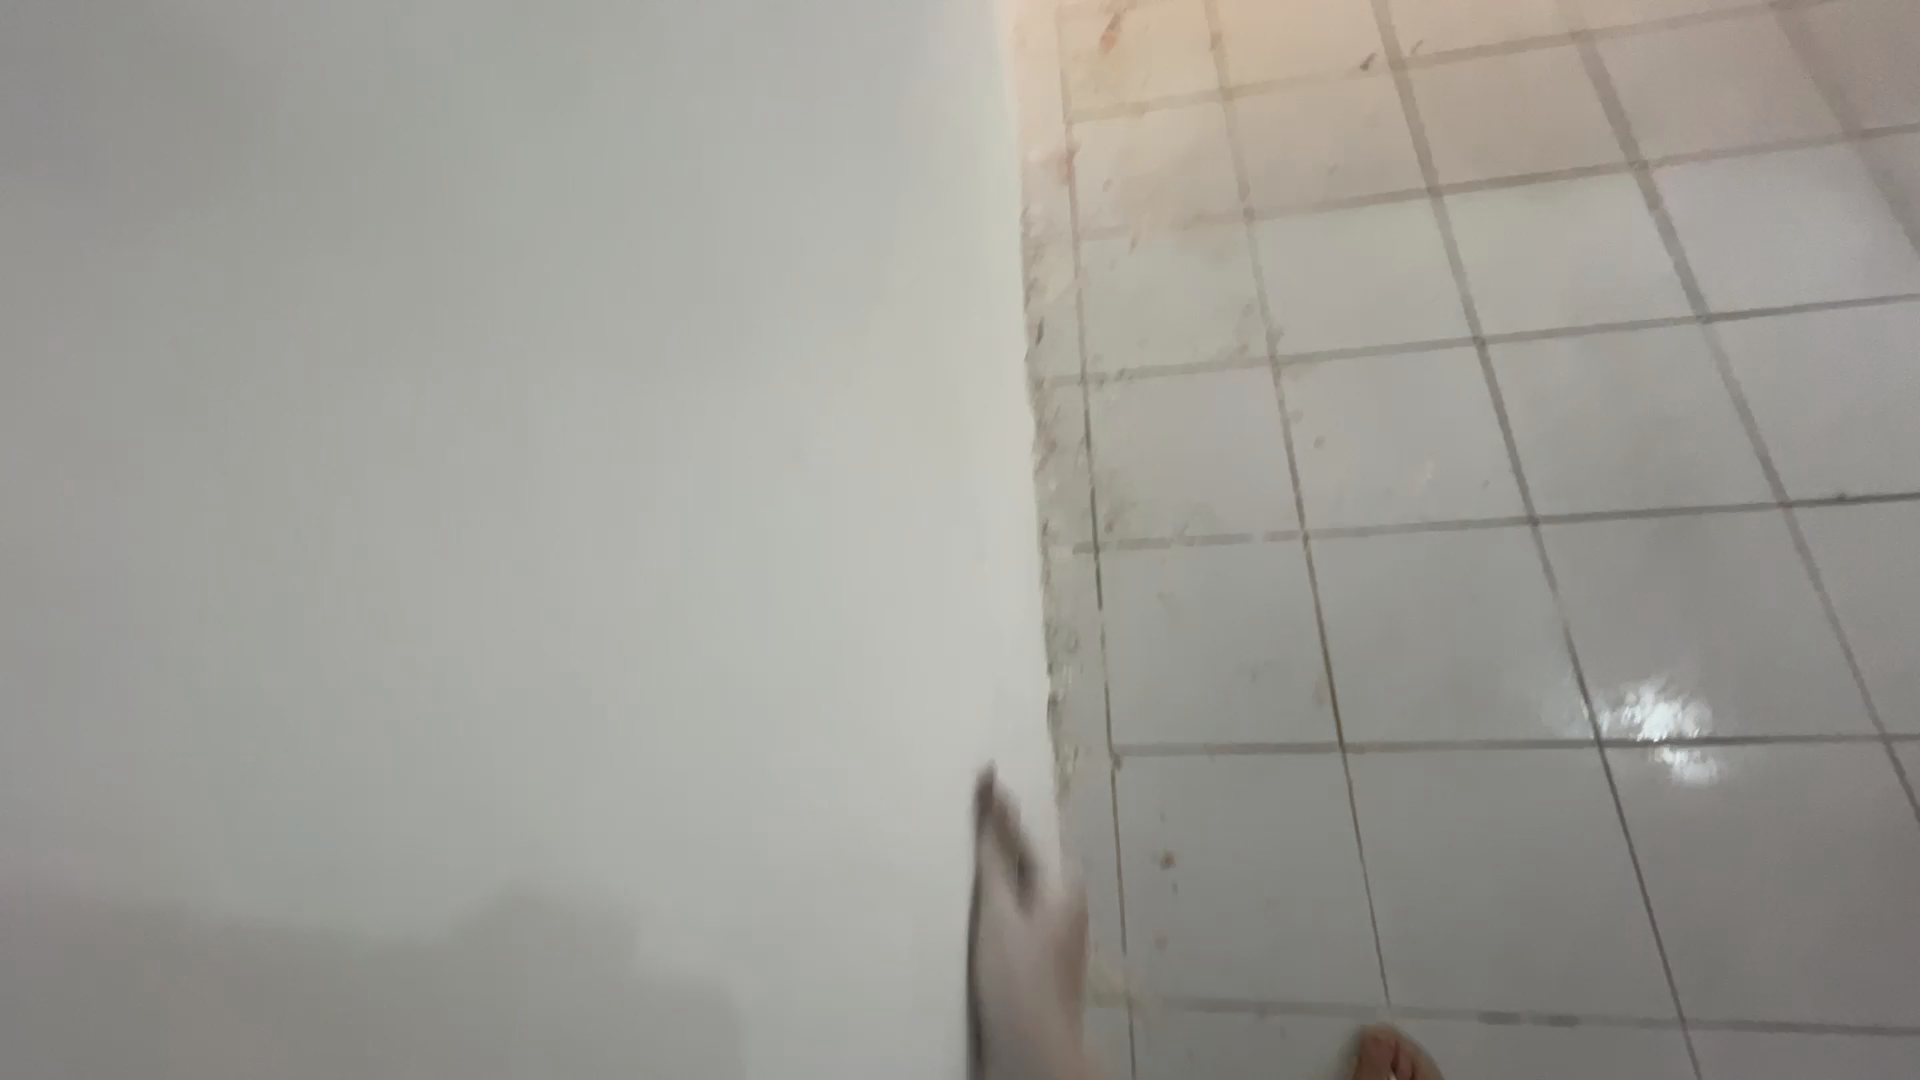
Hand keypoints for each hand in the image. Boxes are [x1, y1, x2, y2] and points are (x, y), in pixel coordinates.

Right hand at [968, 768, 1093, 1079]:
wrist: (1031, 1054)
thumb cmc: (1016, 974)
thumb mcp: (999, 907)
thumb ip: (993, 849)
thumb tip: (992, 788)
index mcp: (1063, 887)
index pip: (1022, 835)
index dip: (999, 809)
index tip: (983, 774)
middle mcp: (1064, 907)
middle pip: (1024, 862)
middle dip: (998, 839)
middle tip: (967, 811)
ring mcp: (1052, 938)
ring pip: (1018, 890)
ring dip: (994, 871)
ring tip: (962, 852)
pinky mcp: (1037, 962)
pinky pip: (1013, 916)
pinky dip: (993, 902)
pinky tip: (971, 908)